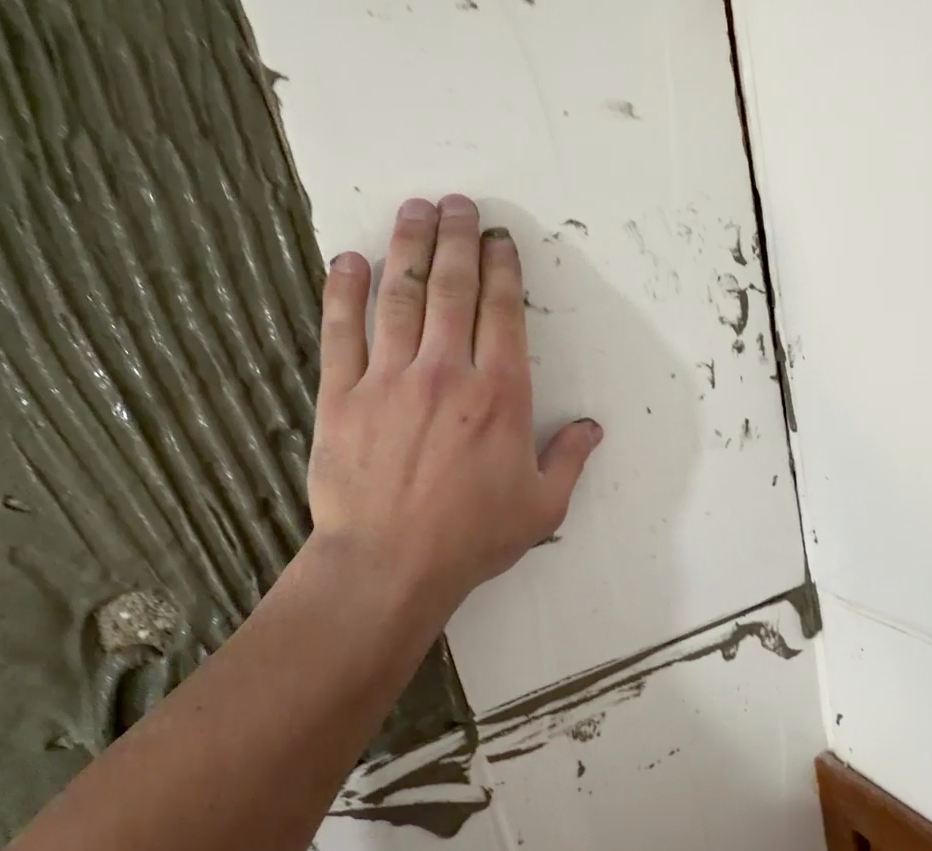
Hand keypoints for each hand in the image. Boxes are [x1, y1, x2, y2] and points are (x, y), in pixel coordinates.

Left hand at [302, 194, 600, 619]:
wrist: (392, 564)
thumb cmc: (471, 539)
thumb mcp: (542, 506)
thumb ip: (569, 459)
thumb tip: (591, 429)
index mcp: (500, 397)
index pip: (503, 313)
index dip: (502, 270)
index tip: (500, 241)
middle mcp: (447, 374)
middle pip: (453, 289)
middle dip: (458, 239)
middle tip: (458, 204)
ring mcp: (390, 380)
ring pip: (400, 297)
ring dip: (408, 248)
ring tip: (414, 211)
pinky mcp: (342, 397)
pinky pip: (341, 331)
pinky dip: (343, 291)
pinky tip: (348, 262)